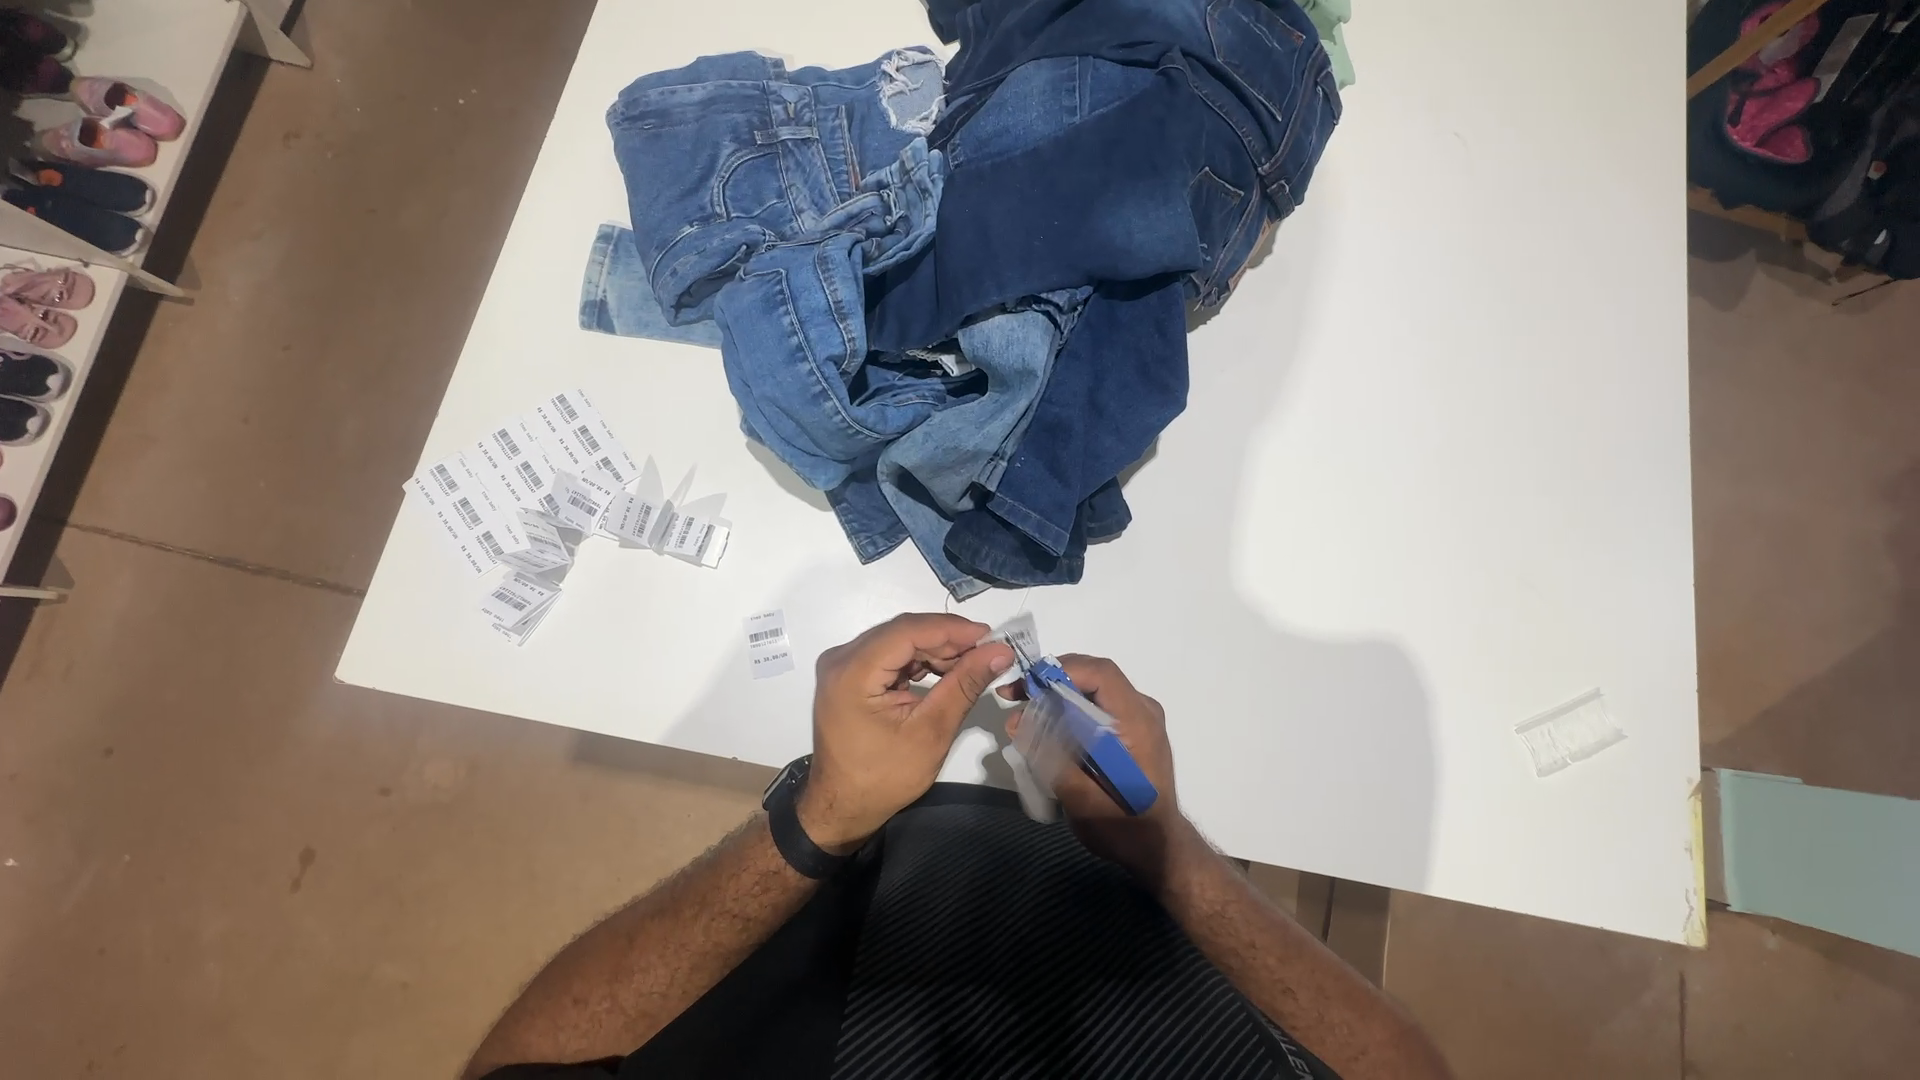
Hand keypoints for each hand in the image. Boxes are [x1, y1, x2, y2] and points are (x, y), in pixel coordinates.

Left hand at [799, 613, 1013, 852]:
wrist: (843, 806)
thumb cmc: (884, 777)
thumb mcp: (931, 732)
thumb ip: (964, 685)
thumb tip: (999, 651)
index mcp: (851, 672)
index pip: (907, 631)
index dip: (951, 629)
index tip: (990, 636)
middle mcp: (840, 659)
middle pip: (902, 632)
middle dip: (947, 639)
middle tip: (987, 652)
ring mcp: (842, 665)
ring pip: (898, 640)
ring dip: (935, 649)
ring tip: (971, 664)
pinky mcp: (848, 674)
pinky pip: (889, 654)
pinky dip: (919, 660)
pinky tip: (945, 671)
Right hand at [1005, 654, 1201, 889]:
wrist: (1158, 849)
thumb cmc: (1126, 829)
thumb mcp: (1085, 802)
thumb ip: (1053, 759)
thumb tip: (1018, 723)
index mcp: (1138, 724)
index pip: (1101, 674)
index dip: (1062, 670)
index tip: (1027, 685)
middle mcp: (1141, 711)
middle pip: (1092, 675)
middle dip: (1049, 680)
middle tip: (1013, 696)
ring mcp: (1136, 718)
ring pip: (1090, 688)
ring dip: (1054, 694)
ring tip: (1021, 712)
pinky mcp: (1127, 729)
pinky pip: (1094, 704)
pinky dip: (1065, 707)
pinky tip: (1042, 724)